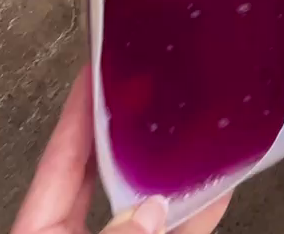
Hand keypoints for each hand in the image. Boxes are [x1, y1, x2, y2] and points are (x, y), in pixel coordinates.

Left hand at [12, 66, 232, 233]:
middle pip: (103, 175)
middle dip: (128, 131)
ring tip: (198, 123)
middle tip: (154, 81)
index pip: (59, 162)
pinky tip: (223, 187)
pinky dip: (197, 214)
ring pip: (145, 206)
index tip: (94, 69)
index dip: (76, 114)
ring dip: (172, 173)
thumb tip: (153, 206)